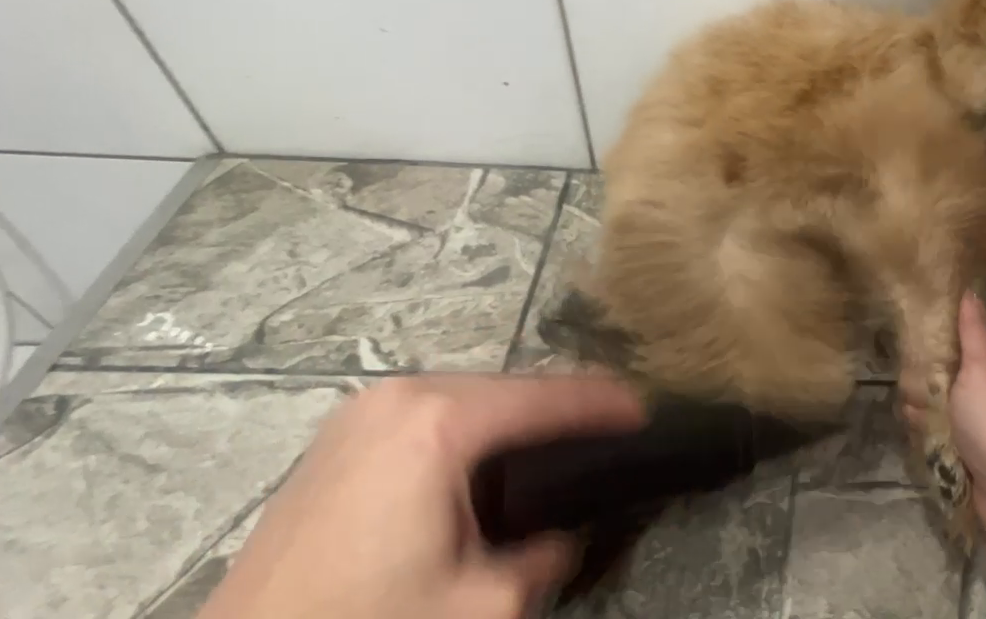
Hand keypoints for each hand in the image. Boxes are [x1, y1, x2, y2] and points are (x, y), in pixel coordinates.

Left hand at [198, 374, 644, 618]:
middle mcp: (401, 396)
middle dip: (557, 411)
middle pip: (506, 389)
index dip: (603, 403)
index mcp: (439, 422)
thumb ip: (540, 559)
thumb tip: (561, 539)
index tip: (646, 410)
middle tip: (604, 435)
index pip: (546, 397)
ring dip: (512, 419)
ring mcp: (363, 410)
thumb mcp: (477, 606)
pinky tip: (482, 465)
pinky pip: (427, 412)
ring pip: (466, 397)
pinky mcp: (340, 434)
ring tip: (552, 449)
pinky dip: (468, 429)